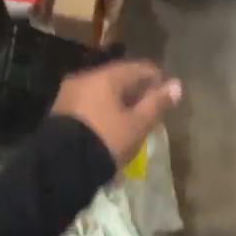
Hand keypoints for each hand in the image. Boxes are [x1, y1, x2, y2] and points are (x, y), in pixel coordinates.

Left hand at [51, 60, 181, 164]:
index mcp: (106, 76)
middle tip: (150, 109)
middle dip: (136, 91)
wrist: (59, 166)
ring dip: (118, 101)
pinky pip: (89, 102)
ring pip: (102, 90)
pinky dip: (102, 109)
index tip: (166, 95)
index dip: (156, 79)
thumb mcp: (136, 125)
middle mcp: (86, 77)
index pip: (139, 68)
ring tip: (131, 120)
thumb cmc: (104, 141)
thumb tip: (177, 84)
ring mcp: (70, 93)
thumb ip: (157, 103)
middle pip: (119, 77)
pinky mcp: (60, 110)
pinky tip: (109, 125)